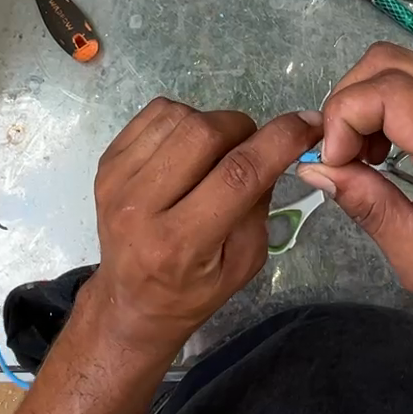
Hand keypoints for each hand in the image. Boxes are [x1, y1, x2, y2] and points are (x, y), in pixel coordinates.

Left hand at [84, 99, 321, 355]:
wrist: (129, 301)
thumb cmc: (194, 288)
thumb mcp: (243, 262)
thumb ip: (260, 204)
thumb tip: (275, 146)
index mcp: (181, 243)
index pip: (238, 175)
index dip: (278, 141)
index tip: (306, 125)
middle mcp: (141, 207)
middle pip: (204, 134)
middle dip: (241, 129)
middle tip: (249, 146)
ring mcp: (117, 180)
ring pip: (178, 116)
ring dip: (210, 124)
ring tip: (214, 152)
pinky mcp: (106, 161)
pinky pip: (154, 113)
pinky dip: (181, 119)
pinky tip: (186, 147)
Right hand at [298, 42, 412, 313]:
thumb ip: (370, 209)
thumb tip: (316, 168)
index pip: (392, 93)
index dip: (347, 115)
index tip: (337, 161)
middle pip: (389, 63)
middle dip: (348, 100)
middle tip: (344, 151)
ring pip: (399, 61)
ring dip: (365, 97)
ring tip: (364, 149)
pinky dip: (386, 98)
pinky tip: (388, 143)